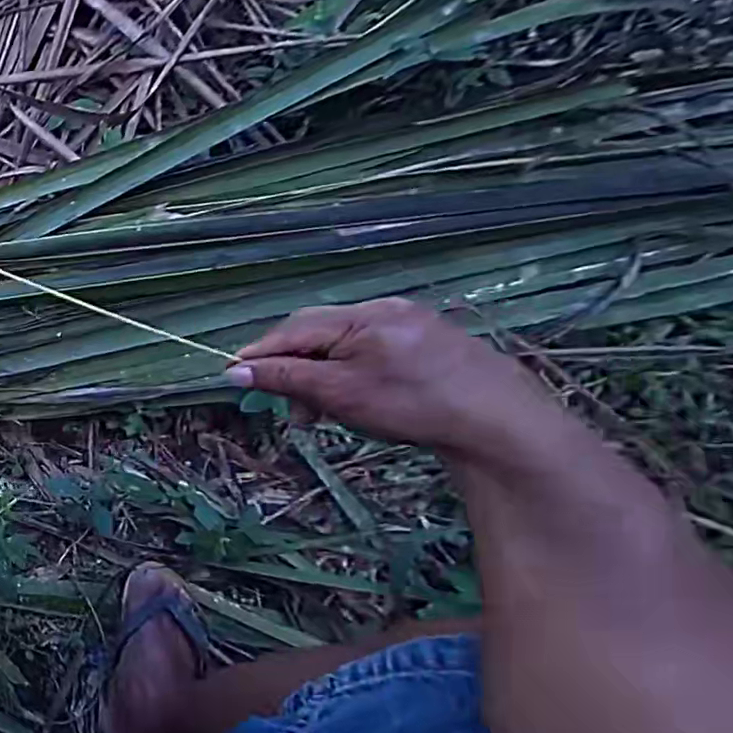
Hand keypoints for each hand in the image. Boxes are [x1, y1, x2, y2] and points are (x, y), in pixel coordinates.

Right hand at [226, 298, 561, 459]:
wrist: (500, 423)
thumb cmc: (410, 405)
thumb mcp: (336, 393)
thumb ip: (283, 377)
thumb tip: (234, 371)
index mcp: (361, 316)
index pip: (290, 330)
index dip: (258, 355)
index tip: (233, 379)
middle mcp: (383, 309)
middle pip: (313, 331)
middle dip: (290, 367)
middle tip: (289, 408)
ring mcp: (408, 321)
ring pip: (339, 342)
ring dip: (317, 374)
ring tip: (321, 411)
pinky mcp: (426, 338)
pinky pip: (367, 347)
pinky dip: (345, 371)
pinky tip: (351, 397)